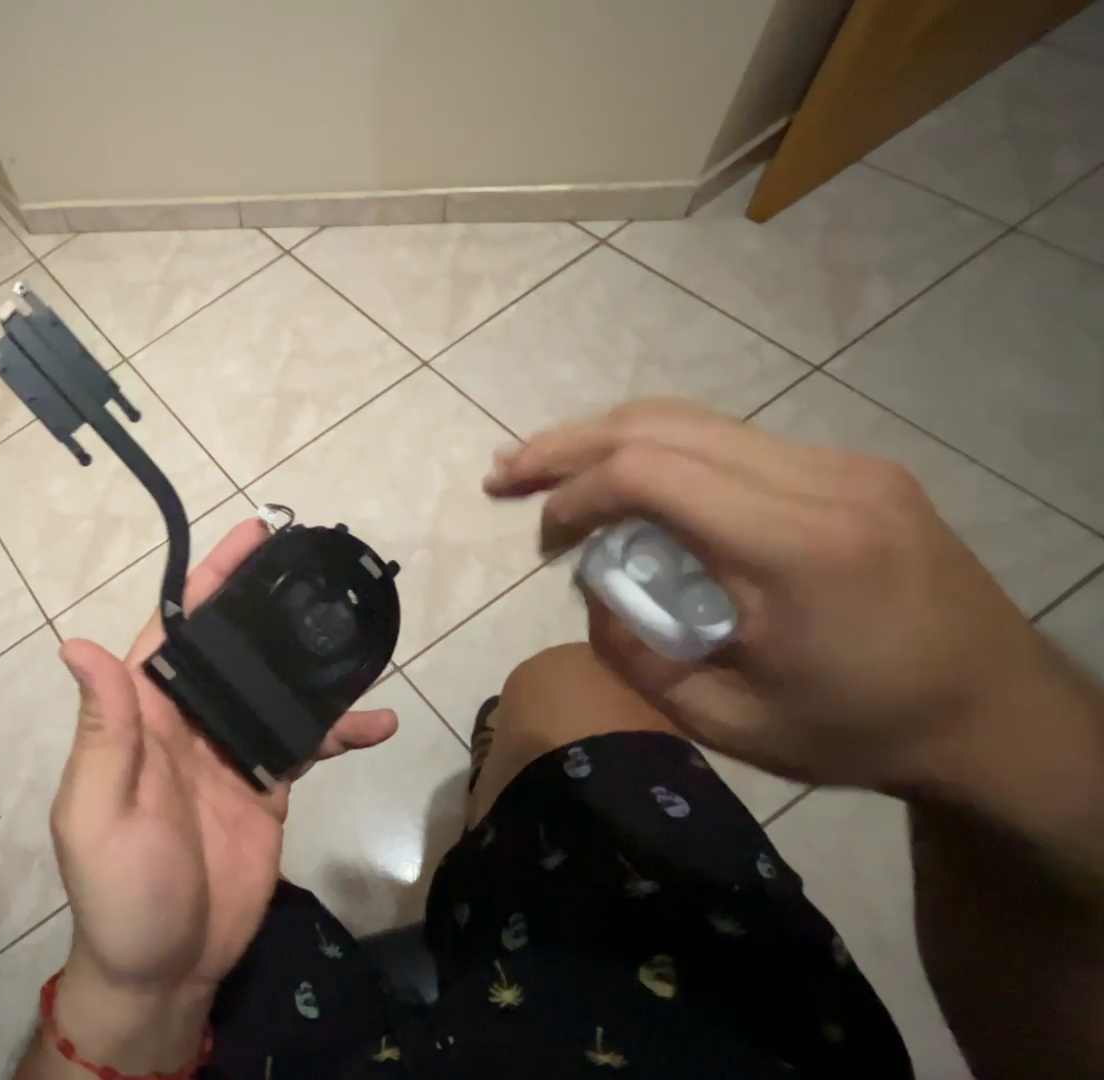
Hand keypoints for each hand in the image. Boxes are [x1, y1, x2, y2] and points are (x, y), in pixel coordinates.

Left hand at [42, 519, 396, 1071]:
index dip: (206, 584)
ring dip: (309, 660)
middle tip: (314, 562)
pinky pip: (304, 742)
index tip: (248, 539)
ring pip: (273, 688)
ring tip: (356, 629)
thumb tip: (77, 643)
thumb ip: (103, 729)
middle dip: (265, 604)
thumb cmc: (120, 890)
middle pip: (230, 648)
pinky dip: (338, 729)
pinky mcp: (267, 785)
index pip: (174, 633)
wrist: (166, 967)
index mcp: (143, 716)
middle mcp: (188, 721)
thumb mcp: (98, 809)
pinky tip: (377, 720)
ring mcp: (230, 751)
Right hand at [482, 398, 1066, 795]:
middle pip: (659, 426)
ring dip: (600, 440)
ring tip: (536, 466)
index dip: (573, 496)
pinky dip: (650, 451)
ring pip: (688, 419)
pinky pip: (723, 440)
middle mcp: (822, 480)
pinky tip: (613, 477)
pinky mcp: (843, 470)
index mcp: (799, 545)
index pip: (650, 474)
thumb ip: (635, 652)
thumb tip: (593, 587)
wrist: (1003, 719)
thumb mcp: (726, 720)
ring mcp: (840, 465)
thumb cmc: (861, 732)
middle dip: (564, 447)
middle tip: (502, 476)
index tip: (545, 543)